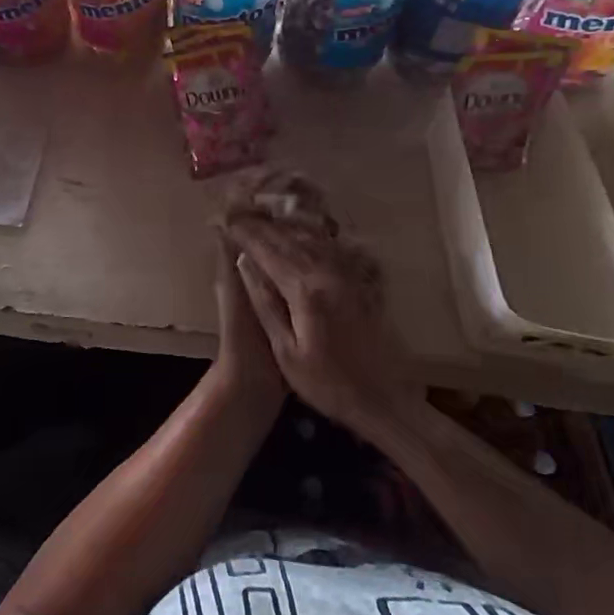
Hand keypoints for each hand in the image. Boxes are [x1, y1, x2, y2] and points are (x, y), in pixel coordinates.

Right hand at [224, 215, 421, 435]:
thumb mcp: (285, 351)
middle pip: (289, 240)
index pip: (267, 252)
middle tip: (240, 212)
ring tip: (263, 216)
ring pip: (311, 240)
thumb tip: (245, 264)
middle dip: (262, 225)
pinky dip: (310, 237)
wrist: (386, 402)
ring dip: (285, 226)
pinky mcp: (360, 284)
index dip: (246, 235)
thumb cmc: (327, 384)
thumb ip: (264, 303)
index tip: (226, 221)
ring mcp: (348, 277)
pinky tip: (301, 234)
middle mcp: (328, 275)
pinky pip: (330, 250)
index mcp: (305, 292)